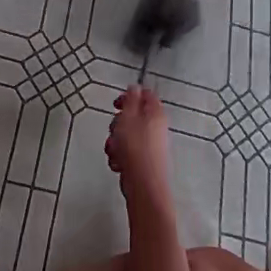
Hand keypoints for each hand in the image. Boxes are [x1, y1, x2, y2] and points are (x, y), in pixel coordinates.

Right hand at [105, 85, 171, 204]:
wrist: (143, 183)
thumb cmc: (135, 147)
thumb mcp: (129, 116)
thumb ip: (131, 99)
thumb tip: (134, 87)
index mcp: (155, 113)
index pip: (145, 95)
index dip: (129, 96)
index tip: (116, 104)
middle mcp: (155, 128)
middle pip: (132, 117)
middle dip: (117, 123)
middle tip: (114, 130)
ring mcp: (150, 146)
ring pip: (126, 136)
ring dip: (115, 142)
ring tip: (114, 150)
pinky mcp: (143, 161)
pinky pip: (127, 152)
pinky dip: (119, 156)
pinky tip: (118, 162)